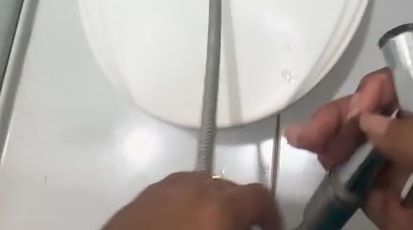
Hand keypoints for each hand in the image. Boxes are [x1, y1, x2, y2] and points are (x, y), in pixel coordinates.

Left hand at [101, 171, 279, 229]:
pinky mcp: (141, 197)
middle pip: (231, 189)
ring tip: (208, 228)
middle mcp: (196, 187)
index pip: (260, 197)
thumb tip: (251, 226)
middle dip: (240, 211)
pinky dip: (185, 206)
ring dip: (212, 205)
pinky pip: (175, 193)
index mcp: (219, 208)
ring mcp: (165, 188)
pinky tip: (177, 228)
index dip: (272, 215)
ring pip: (202, 186)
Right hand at [285, 69, 412, 229]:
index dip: (381, 90)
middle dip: (348, 116)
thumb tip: (368, 118)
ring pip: (374, 152)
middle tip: (309, 133)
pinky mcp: (409, 223)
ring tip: (309, 145)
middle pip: (387, 118)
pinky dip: (350, 183)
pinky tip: (330, 179)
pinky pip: (374, 193)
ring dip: (342, 144)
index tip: (355, 113)